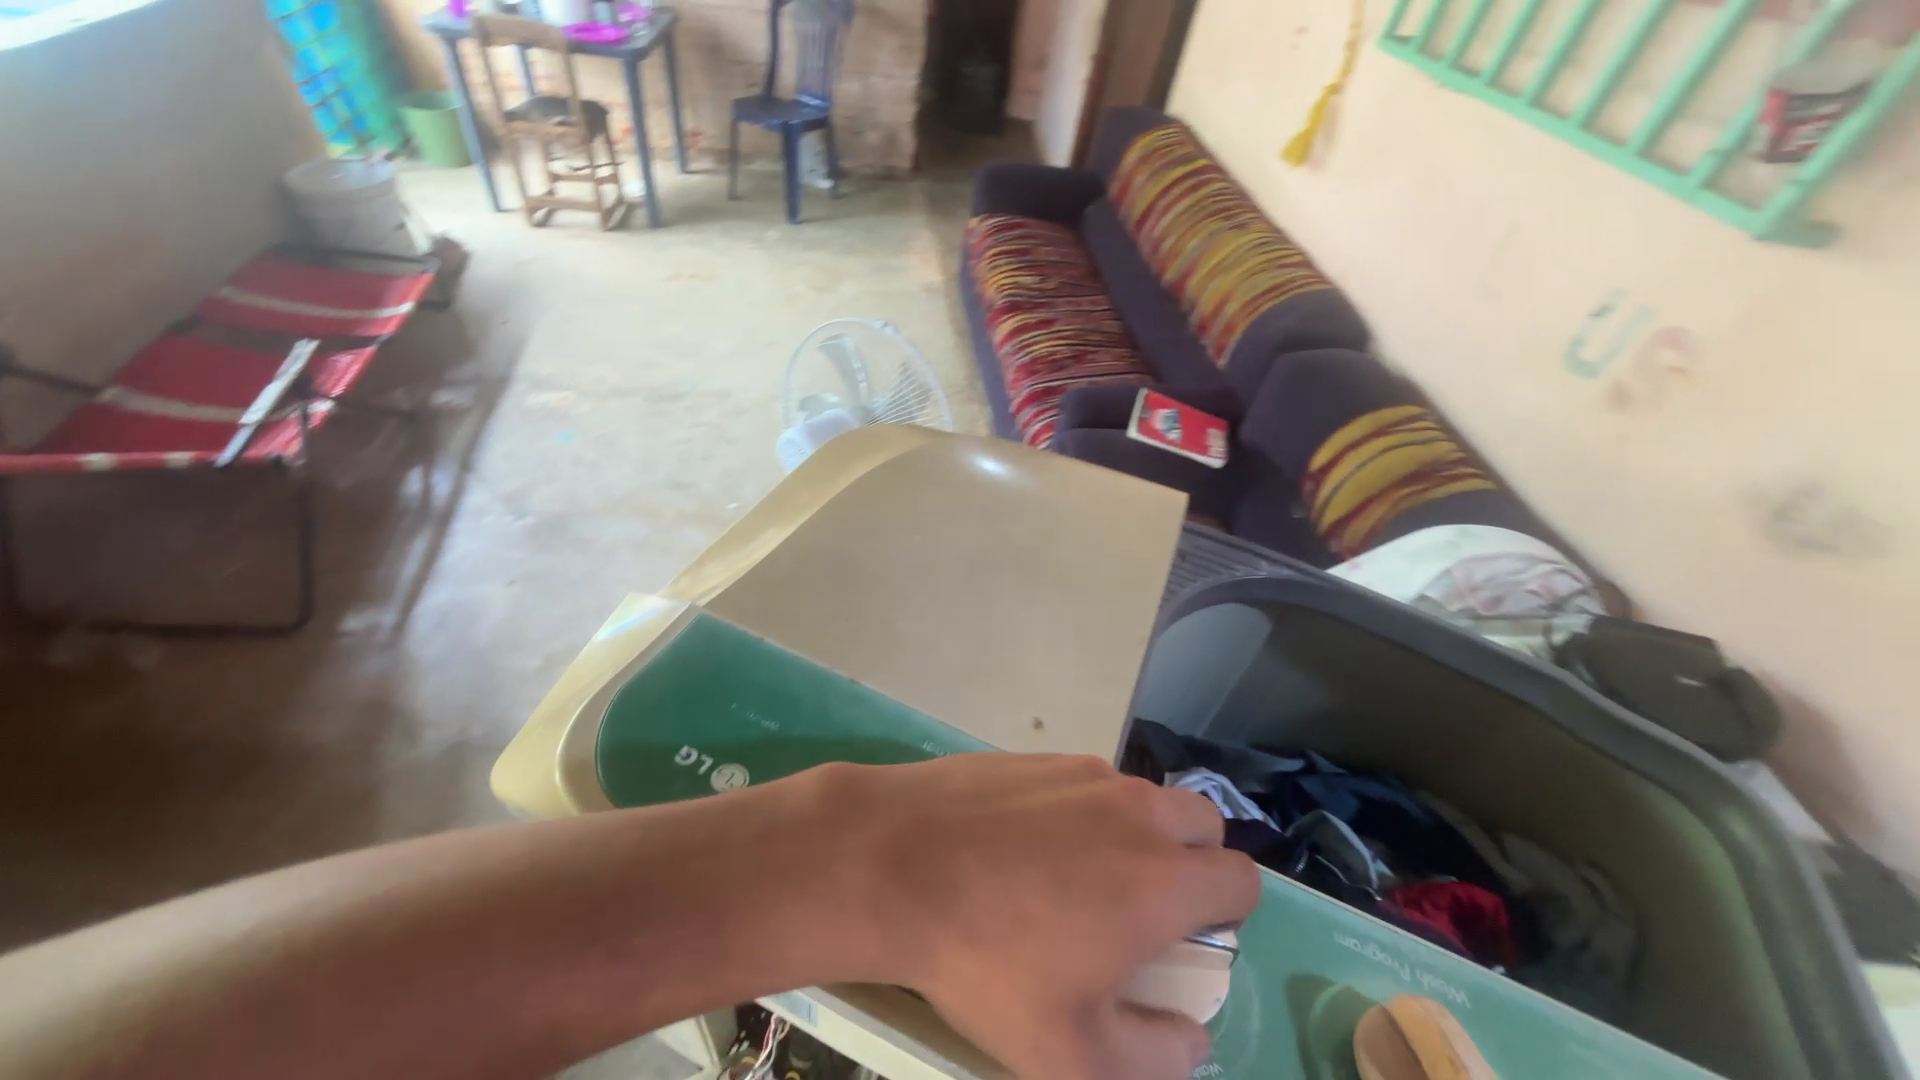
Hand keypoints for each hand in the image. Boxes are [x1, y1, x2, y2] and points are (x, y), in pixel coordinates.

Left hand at [810, 754, 1260, 1079]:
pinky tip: (1021, 844)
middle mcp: (1135, 811)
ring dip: (1132, 833)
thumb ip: (1154, 1058)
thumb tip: (1192, 1038)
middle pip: (1203, 824)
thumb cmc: (985, 961)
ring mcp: (1082, 773)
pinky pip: (1082, 781)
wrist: (890, 862)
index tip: (1183, 941)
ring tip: (1072, 876)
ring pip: (1140, 798)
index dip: (1226, 916)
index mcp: (1162, 878)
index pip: (1242, 880)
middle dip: (1193, 862)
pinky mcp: (1035, 756)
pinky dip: (1078, 810)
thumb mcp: (1071, 1051)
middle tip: (1139, 906)